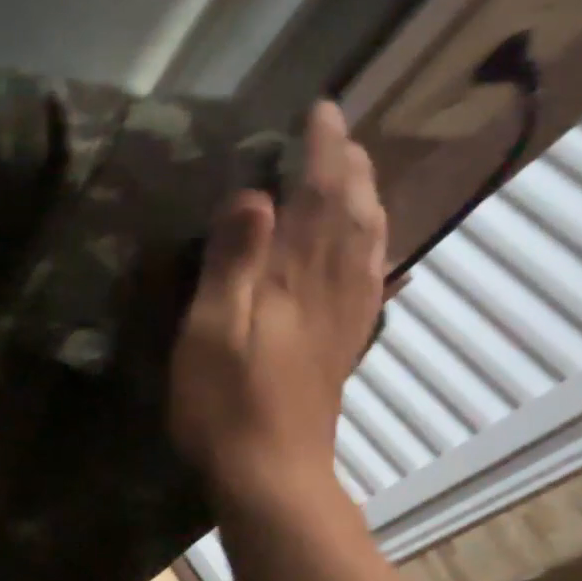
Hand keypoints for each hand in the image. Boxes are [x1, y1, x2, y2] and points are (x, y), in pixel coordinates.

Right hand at [170, 100, 387, 512]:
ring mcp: (346, 315)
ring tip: (351, 174)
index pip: (320, 196)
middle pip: (353, 211)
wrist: (271, 469)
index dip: (322, 150)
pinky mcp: (344, 341)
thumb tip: (253, 194)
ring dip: (363, 198)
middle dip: (347, 166)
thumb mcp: (210, 329)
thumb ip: (233, 262)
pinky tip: (369, 245)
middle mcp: (333, 286)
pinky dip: (371, 244)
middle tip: (333, 133)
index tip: (317, 110)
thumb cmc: (224, 402)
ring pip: (368, 239)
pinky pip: (370, 275)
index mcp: (297, 277)